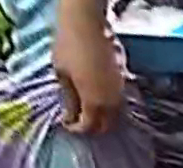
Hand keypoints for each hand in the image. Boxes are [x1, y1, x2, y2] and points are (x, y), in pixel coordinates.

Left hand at [53, 14, 123, 134]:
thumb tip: (69, 115)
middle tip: (79, 122)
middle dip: (91, 128)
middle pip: (104, 127)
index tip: (67, 124)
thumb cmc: (69, 45)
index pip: (88, 127)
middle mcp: (109, 103)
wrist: (86, 23)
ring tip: (89, 113)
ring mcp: (117, 94)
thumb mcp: (62, 73)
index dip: (76, 129)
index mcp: (93, 103)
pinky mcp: (121, 84)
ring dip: (102, 119)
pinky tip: (98, 101)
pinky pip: (116, 105)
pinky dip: (108, 109)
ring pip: (114, 118)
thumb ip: (68, 98)